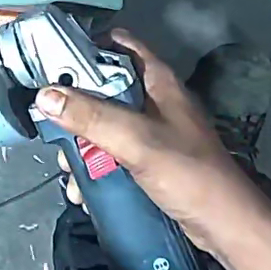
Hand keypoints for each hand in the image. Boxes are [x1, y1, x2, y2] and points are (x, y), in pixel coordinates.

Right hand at [35, 31, 266, 250]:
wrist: (225, 224)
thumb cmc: (187, 172)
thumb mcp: (135, 140)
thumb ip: (91, 117)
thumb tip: (45, 96)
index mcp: (158, 80)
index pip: (119, 44)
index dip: (87, 46)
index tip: (53, 61)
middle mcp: (154, 99)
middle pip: (105, 87)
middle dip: (76, 107)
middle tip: (55, 128)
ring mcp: (153, 130)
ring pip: (106, 123)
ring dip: (83, 144)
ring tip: (68, 168)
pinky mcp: (150, 158)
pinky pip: (114, 152)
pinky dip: (96, 165)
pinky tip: (83, 189)